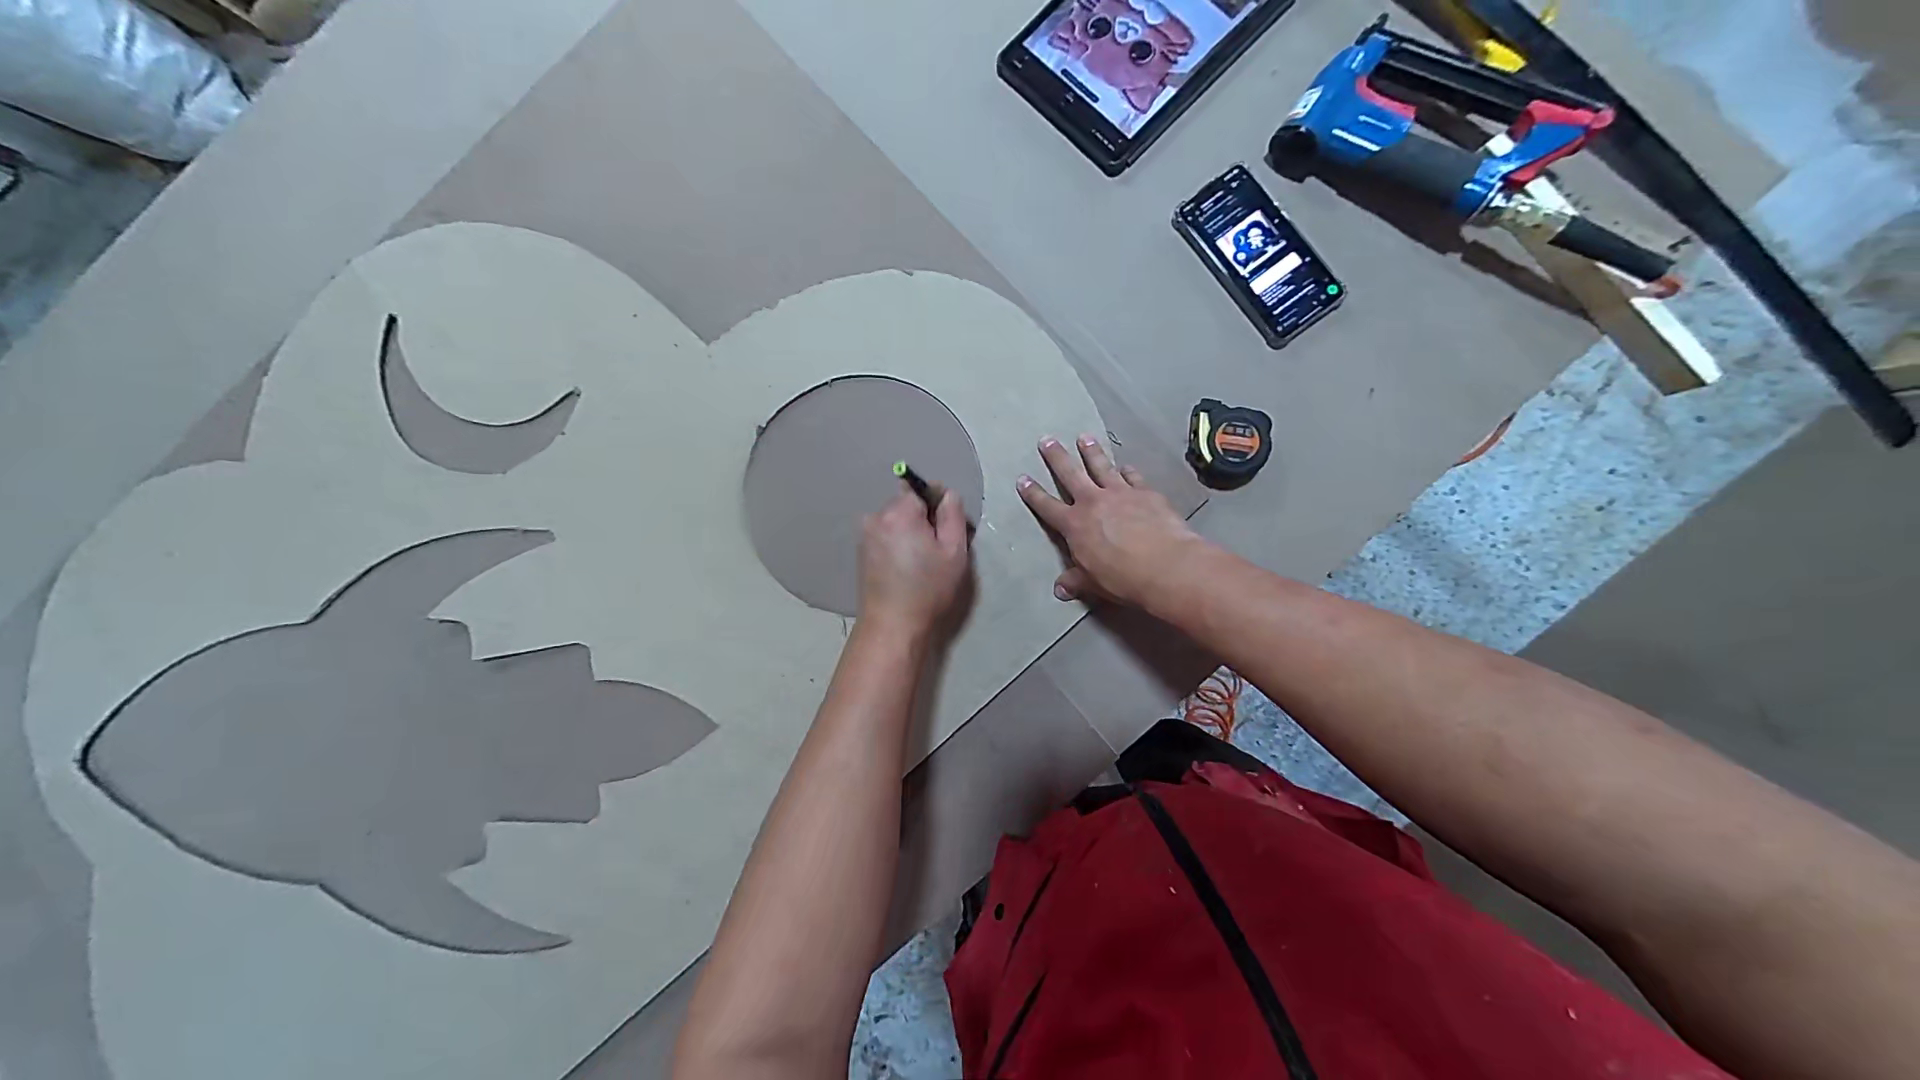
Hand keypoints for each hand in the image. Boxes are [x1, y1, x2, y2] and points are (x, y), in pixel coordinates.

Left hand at [857, 486, 972, 634]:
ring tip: (922, 562)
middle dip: (924, 520)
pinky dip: (898, 543)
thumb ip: (953, 514)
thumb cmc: (927, 589)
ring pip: (897, 520)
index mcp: (898, 513)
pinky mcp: (861, 551)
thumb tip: (946, 494)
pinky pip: (886, 535)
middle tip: (938, 550)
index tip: (947, 531)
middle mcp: (876, 517)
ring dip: (911, 532)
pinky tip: (906, 568)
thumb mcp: (954, 551)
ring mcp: (865, 534)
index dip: (939, 506)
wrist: (892, 626)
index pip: (922, 490)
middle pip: (907, 504)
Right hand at [1018, 434, 1205, 608]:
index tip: (1023, 479)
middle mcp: (1093, 502)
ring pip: (1101, 466)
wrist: (1165, 565)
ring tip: (1084, 437)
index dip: (1033, 493)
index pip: (1047, 506)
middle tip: (1047, 440)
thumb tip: (1060, 589)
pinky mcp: (1145, 493)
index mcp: (1074, 525)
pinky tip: (1126, 467)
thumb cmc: (1123, 578)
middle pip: (1069, 474)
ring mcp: (1120, 493)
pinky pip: (1133, 477)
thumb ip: (1075, 580)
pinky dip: (1127, 471)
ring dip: (1091, 451)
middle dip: (1056, 457)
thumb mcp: (1093, 583)